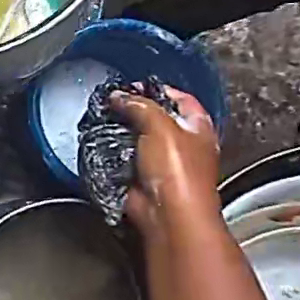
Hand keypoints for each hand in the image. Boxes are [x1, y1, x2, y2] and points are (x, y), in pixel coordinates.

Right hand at [108, 86, 220, 237]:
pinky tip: (102, 142)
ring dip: (121, 130)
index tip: (135, 86)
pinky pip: (124, 157)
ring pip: (138, 137)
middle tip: (114, 101)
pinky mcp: (141, 177)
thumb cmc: (178, 172)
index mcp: (197, 128)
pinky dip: (113, 150)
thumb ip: (140, 106)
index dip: (159, 89)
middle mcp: (181, 144)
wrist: (167, 214)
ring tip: (104, 119)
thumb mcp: (161, 126)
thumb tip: (119, 96)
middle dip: (135, 109)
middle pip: (156, 118)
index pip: (181, 100)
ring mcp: (161, 162)